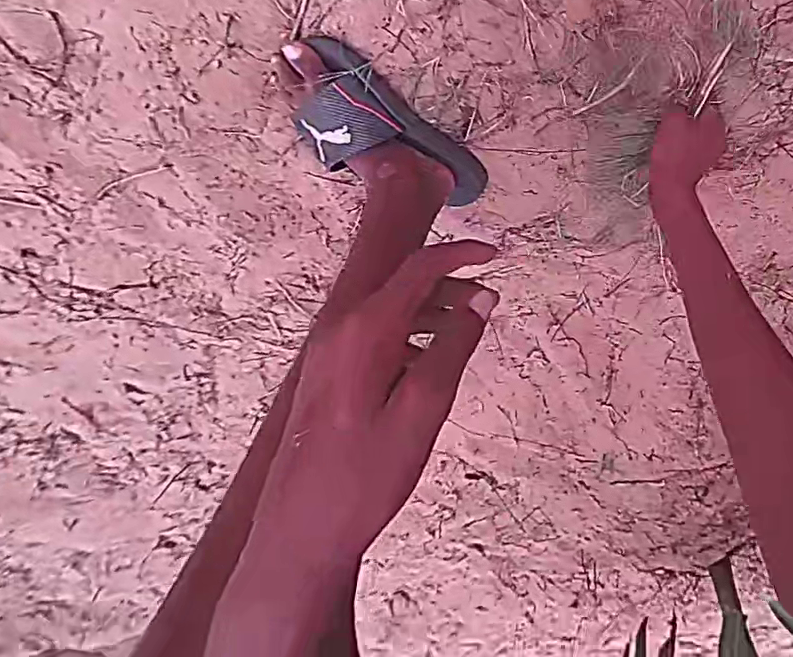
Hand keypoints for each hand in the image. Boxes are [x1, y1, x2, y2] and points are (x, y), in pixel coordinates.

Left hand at [238, 241, 499, 570]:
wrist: (297, 539)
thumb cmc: (365, 478)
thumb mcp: (423, 410)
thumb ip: (455, 346)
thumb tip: (482, 299)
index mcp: (364, 330)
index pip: (419, 267)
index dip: (461, 254)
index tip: (495, 254)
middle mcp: (341, 329)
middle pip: (404, 285)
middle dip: (451, 285)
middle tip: (489, 304)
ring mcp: (329, 351)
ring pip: (392, 309)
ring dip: (433, 310)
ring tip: (467, 333)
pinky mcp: (328, 373)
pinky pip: (378, 333)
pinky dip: (412, 333)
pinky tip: (431, 362)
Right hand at [649, 104, 726, 197]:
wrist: (670, 183)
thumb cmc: (674, 156)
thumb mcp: (672, 119)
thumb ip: (679, 106)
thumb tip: (679, 105)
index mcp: (715, 124)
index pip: (708, 104)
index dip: (692, 102)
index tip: (683, 102)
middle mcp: (719, 139)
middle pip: (705, 121)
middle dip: (691, 119)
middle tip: (675, 119)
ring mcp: (711, 154)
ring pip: (700, 136)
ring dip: (688, 134)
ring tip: (672, 136)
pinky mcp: (701, 165)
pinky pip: (694, 149)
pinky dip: (685, 148)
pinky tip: (674, 150)